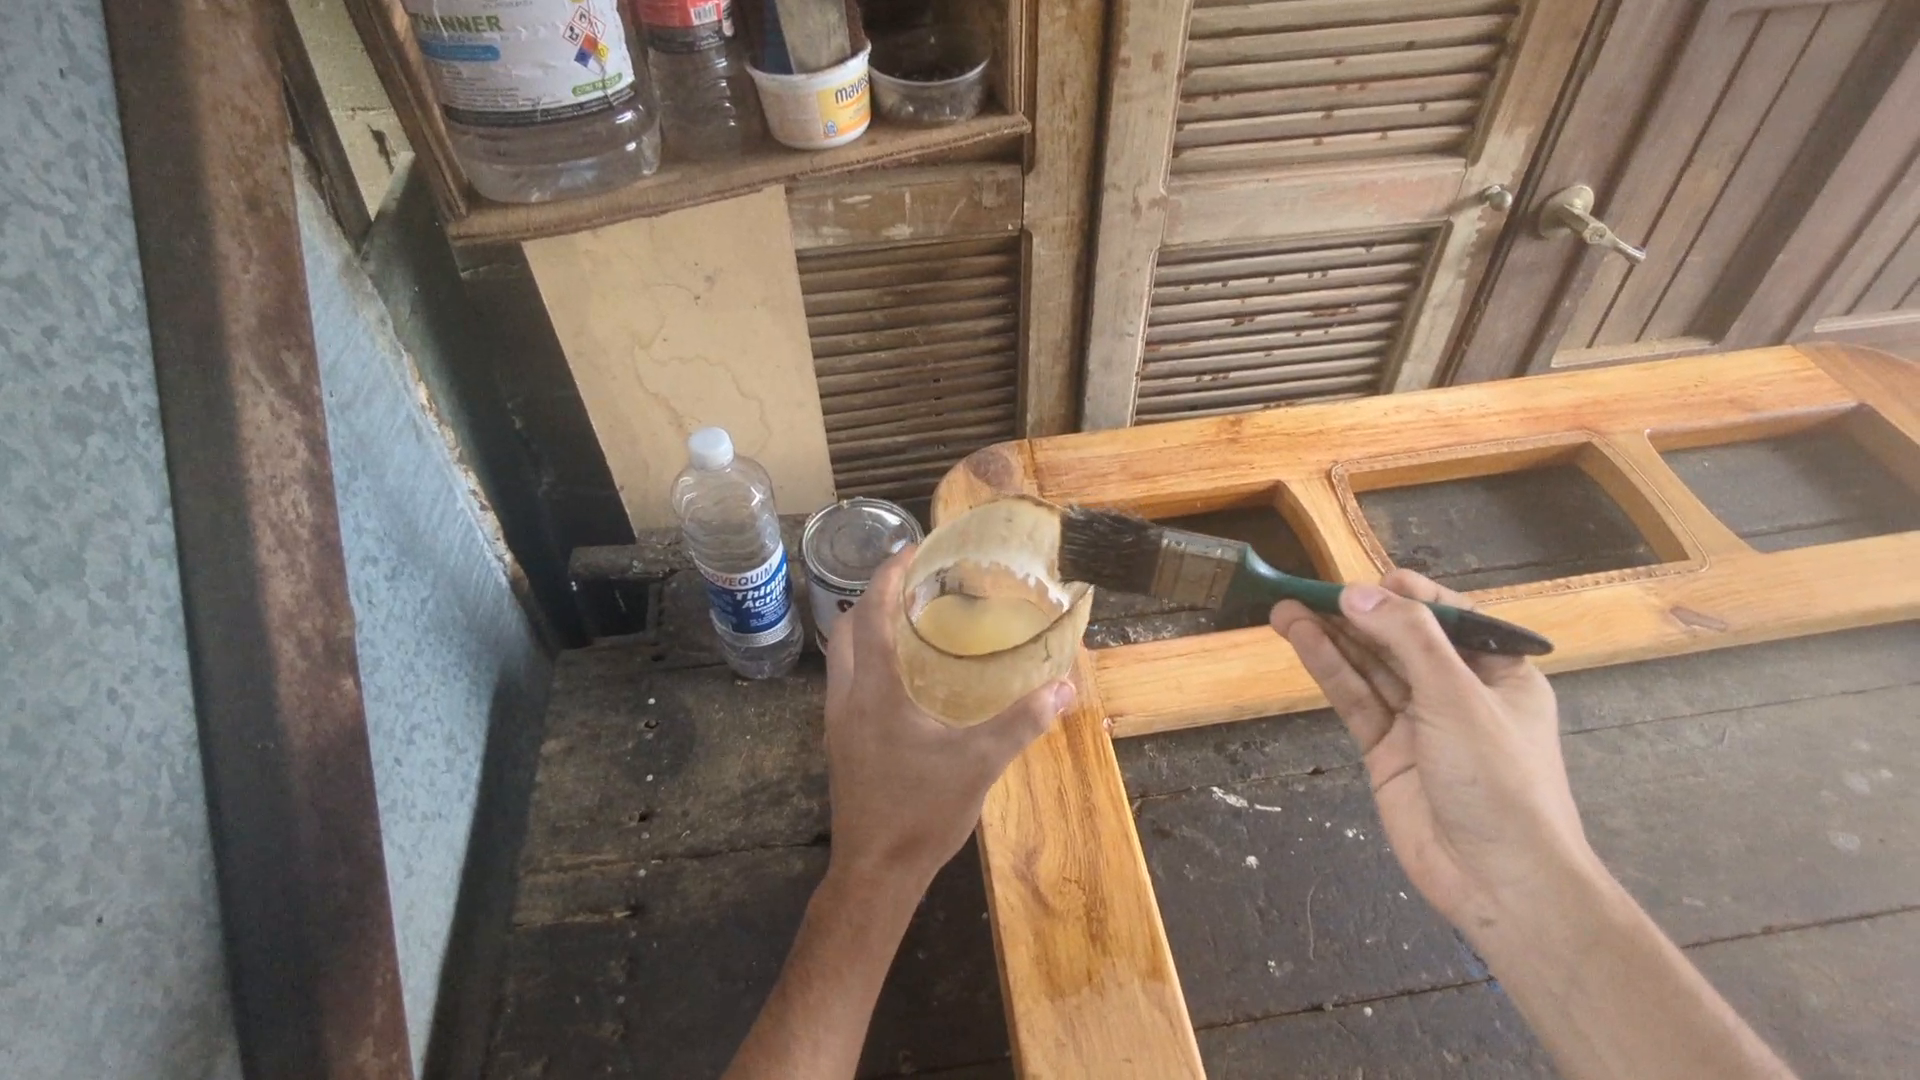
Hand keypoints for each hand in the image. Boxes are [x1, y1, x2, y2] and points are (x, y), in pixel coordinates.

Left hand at [823, 548, 1075, 888]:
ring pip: (842, 657)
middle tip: (914, 584)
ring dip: (867, 629)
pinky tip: (903, 677)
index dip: (888, 575)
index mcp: (876, 691)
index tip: (911, 551)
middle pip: (848, 627)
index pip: (872, 614)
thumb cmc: (922, 813)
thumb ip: (1021, 722)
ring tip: (910, 622)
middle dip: (873, 597)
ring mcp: (838, 721)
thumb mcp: (979, 764)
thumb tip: (1064, 687)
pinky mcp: (840, 742)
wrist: (875, 872)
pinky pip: (847, 683)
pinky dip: (868, 661)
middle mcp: (848, 697)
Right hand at [1269, 570, 1597, 934]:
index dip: (1405, 595)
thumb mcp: (1458, 698)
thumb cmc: (1499, 781)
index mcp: (1498, 672)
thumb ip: (1408, 640)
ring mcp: (1417, 722)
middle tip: (1306, 590)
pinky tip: (1301, 641)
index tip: (1362, 582)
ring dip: (1330, 638)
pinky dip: (1328, 670)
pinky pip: (1355, 700)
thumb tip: (1356, 593)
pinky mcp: (1385, 750)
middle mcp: (1456, 691)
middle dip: (1356, 615)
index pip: (1449, 617)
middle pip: (1399, 640)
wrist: (1500, 882)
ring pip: (1369, 668)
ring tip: (1285, 608)